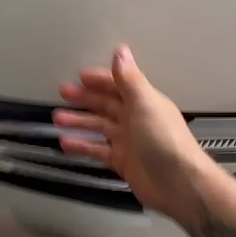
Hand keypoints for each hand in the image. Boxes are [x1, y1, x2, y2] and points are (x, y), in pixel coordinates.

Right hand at [53, 45, 218, 221]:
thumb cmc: (165, 142)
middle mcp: (136, 120)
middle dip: (84, 99)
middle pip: (106, 105)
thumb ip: (129, 79)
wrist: (178, 184)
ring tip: (58, 118)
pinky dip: (81, 146)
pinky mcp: (122, 162)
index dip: (100, 80)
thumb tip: (121, 52)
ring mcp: (129, 142)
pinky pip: (97, 150)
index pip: (118, 86)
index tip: (81, 76)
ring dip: (78, 122)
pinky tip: (66, 143)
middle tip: (64, 93)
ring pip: (98, 127)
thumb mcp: (145, 104)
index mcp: (144, 103)